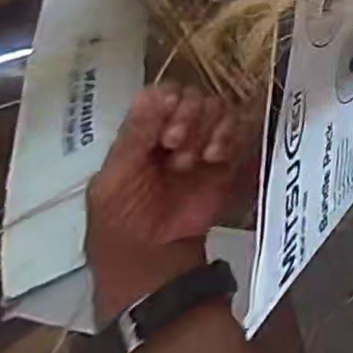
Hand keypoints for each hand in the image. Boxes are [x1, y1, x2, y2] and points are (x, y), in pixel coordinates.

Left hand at [86, 84, 244, 322]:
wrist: (154, 260)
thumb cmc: (121, 222)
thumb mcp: (114, 180)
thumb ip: (134, 136)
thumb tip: (154, 91)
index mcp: (143, 129)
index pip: (163, 92)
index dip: (169, 100)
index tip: (165, 120)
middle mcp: (174, 128)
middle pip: (193, 94)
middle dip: (187, 116)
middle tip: (173, 145)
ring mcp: (202, 141)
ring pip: (217, 106)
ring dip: (205, 129)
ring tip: (190, 161)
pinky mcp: (227, 156)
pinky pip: (238, 128)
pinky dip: (228, 136)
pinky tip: (215, 156)